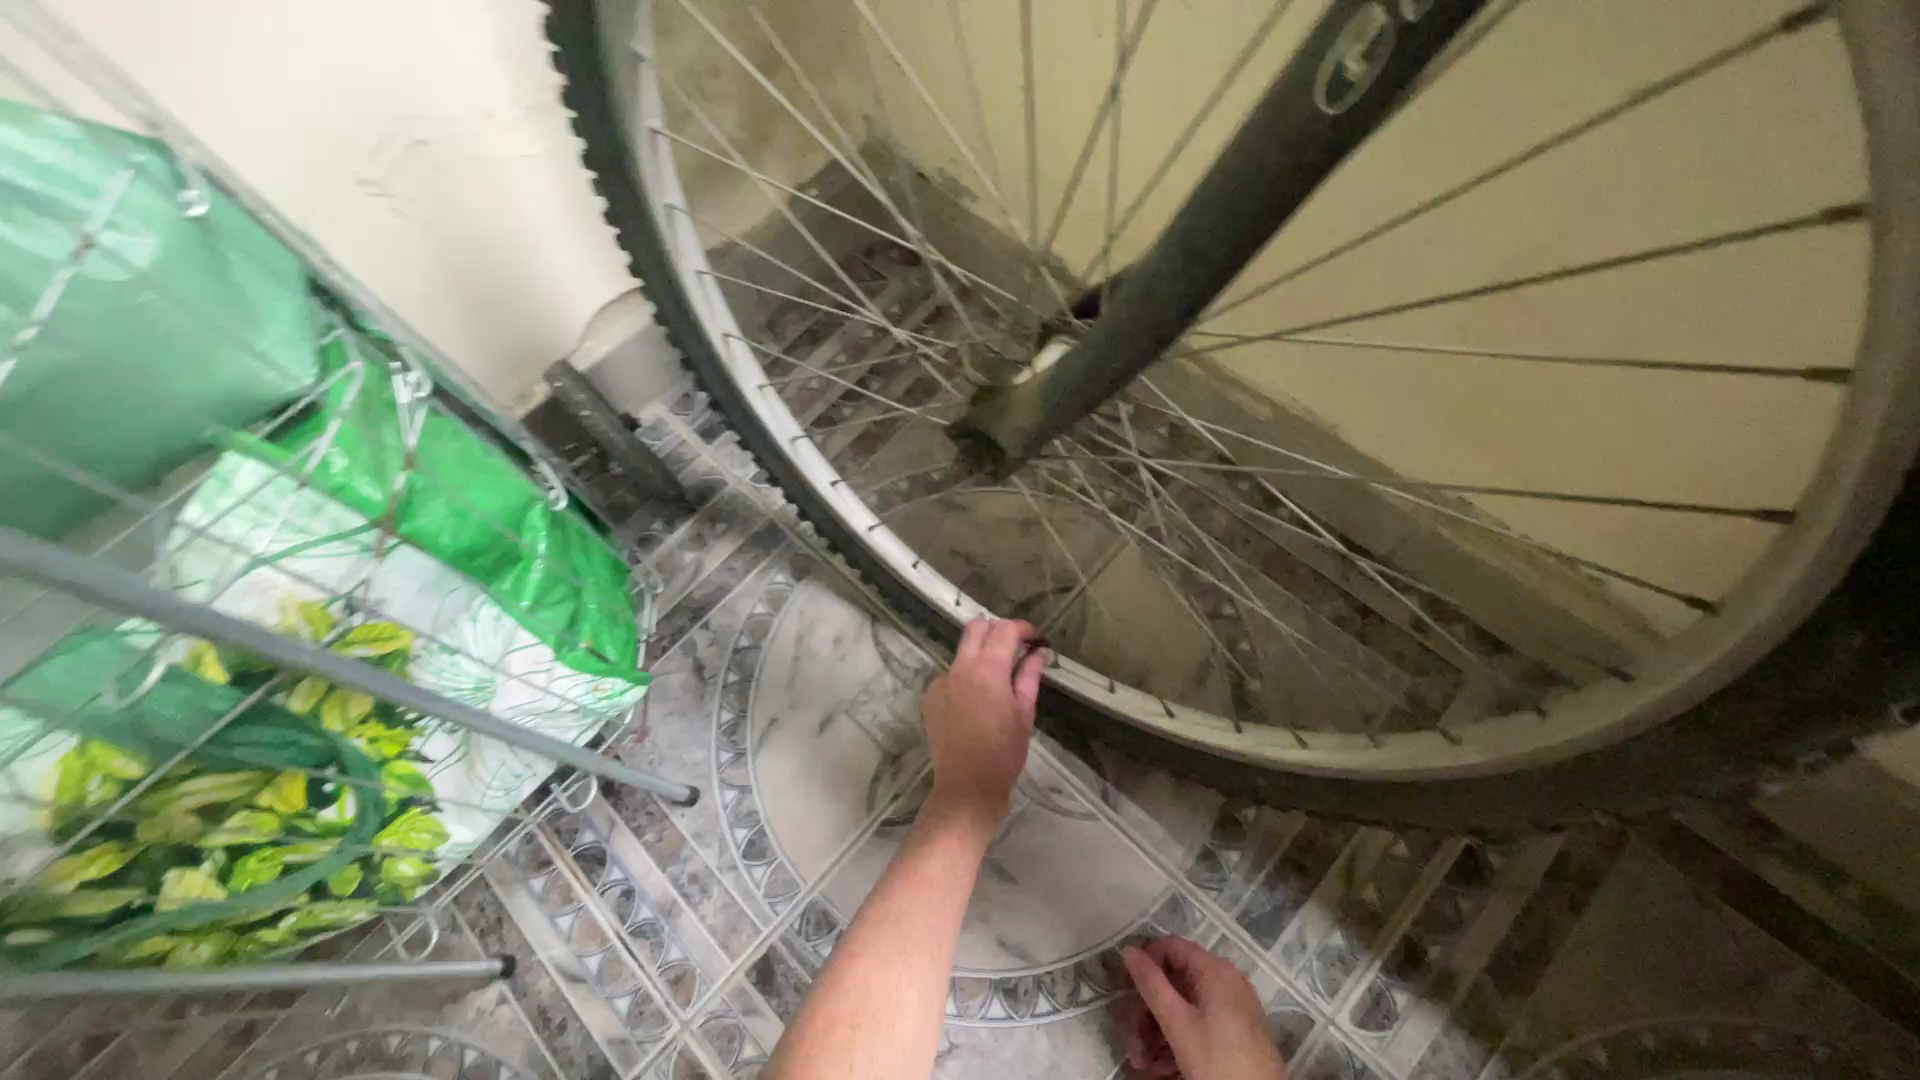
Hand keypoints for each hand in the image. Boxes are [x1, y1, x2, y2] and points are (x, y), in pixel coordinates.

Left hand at [918, 618, 1047, 830]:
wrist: (967, 785)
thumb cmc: (1004, 751)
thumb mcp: (1024, 712)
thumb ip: (1029, 676)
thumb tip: (1038, 652)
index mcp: (987, 669)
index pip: (1005, 629)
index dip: (1023, 629)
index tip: (1034, 639)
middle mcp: (960, 667)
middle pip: (976, 627)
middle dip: (997, 630)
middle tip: (1015, 648)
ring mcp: (941, 680)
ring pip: (962, 651)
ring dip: (980, 653)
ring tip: (997, 678)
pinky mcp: (930, 696)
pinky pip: (950, 674)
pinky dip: (965, 676)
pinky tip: (975, 700)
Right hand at [1119, 937, 1286, 1079]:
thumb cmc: (1218, 1060)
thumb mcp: (1178, 1024)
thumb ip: (1152, 984)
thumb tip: (1128, 949)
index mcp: (1215, 970)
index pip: (1170, 946)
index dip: (1144, 962)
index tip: (1124, 988)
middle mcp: (1225, 981)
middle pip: (1174, 982)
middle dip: (1147, 1011)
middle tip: (1132, 1040)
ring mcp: (1232, 1008)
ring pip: (1183, 1007)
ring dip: (1157, 1032)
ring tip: (1143, 1062)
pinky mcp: (1235, 1033)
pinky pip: (1198, 1025)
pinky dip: (1177, 1041)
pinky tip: (1162, 1067)